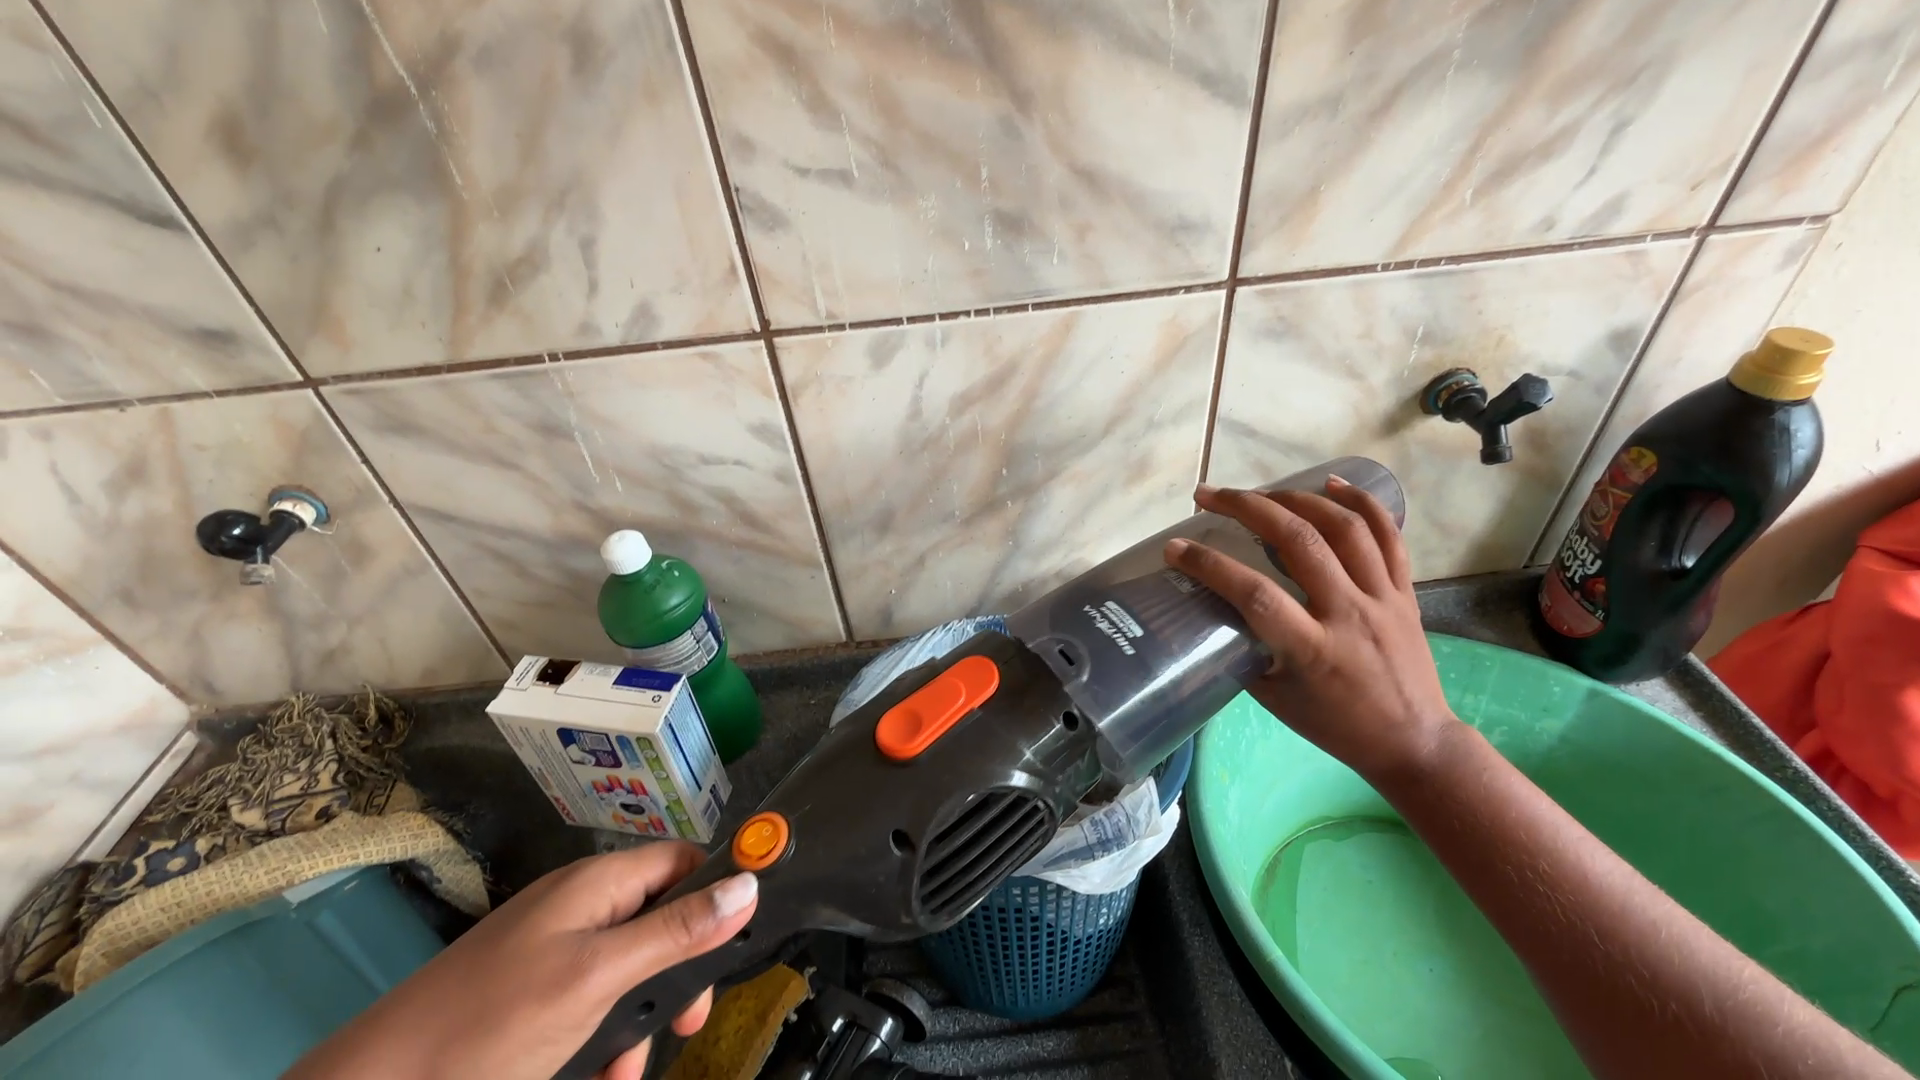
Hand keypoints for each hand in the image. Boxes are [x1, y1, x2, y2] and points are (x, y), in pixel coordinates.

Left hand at [288, 844, 757, 1079]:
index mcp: (598, 883)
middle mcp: (582, 907)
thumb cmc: (498, 1020)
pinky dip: (604, 1038)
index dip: (717, 890)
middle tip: (687, 1024)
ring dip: (640, 1021)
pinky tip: (597, 1078)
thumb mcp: (600, 976)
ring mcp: (556, 950)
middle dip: (680, 974)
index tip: (740, 943)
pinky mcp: (536, 993)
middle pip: (662, 920)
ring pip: (631, 971)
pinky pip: (593, 1003)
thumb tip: (751, 883)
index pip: (682, 861)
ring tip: (622, 1073)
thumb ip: (677, 931)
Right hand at [1163, 477, 1459, 781]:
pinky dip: (1361, 502)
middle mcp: (1348, 614)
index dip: (1210, 565)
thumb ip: (1246, 652)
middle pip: (1299, 541)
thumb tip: (1216, 612)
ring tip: (1261, 492)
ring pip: (1343, 528)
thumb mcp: (1276, 700)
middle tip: (1209, 497)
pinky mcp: (1405, 592)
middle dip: (1247, 508)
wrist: (1414, 742)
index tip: (1175, 548)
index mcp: (1312, 649)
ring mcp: (1382, 598)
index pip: (1254, 593)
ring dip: (1296, 498)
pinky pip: (1388, 536)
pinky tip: (1332, 483)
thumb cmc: (1336, 728)